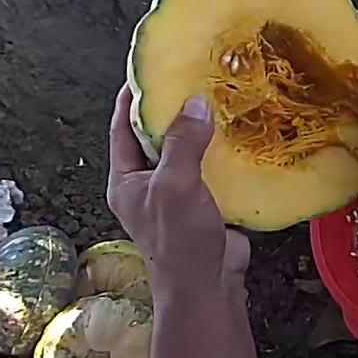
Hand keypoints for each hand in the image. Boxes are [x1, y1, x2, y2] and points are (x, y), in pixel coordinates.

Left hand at [108, 86, 233, 295]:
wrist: (207, 285)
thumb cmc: (179, 238)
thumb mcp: (175, 184)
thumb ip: (183, 143)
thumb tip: (195, 103)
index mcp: (126, 180)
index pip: (122, 129)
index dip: (131, 100)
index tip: (147, 72)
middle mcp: (147, 185)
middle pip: (155, 139)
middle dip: (170, 111)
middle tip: (190, 81)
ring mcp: (176, 195)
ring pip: (185, 153)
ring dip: (198, 131)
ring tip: (217, 101)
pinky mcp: (203, 203)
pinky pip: (209, 170)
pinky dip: (219, 152)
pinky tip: (236, 135)